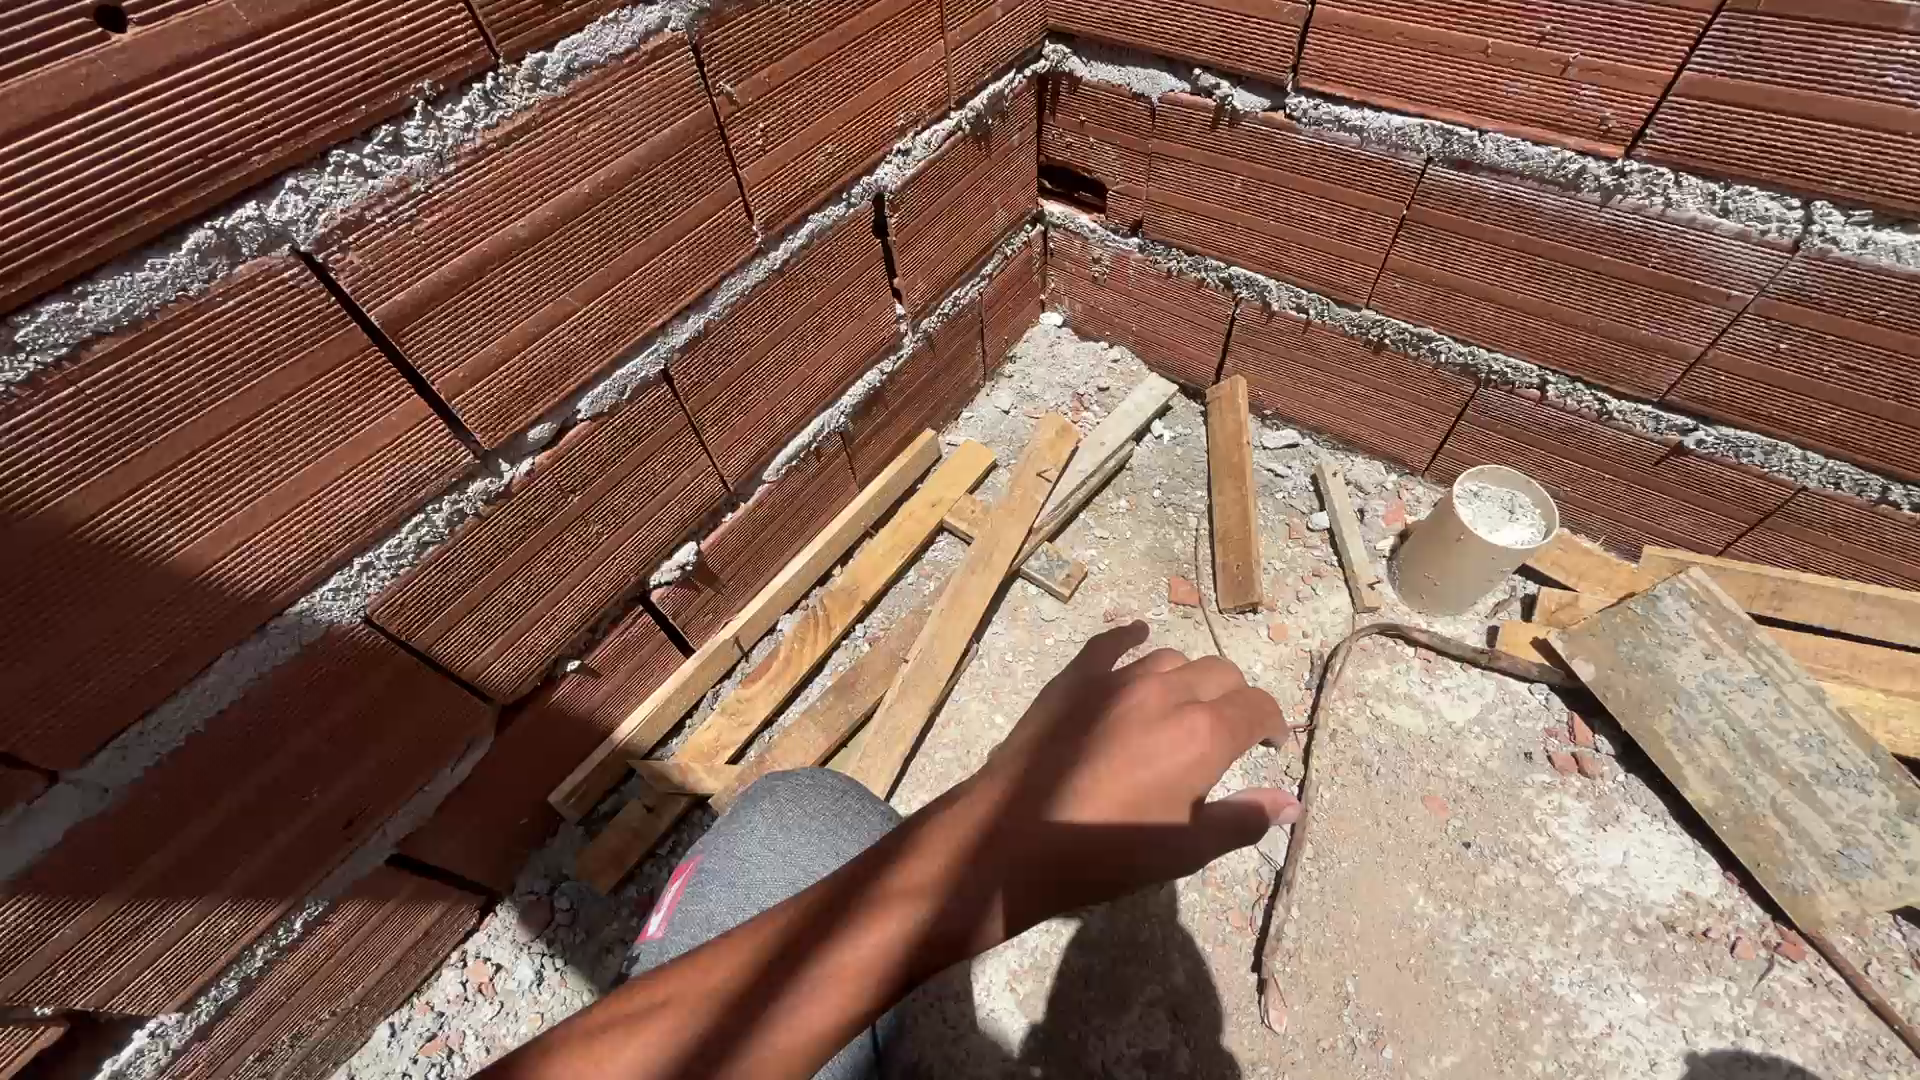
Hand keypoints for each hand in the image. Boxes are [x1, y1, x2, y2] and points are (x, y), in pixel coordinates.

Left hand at [932, 620, 1301, 940]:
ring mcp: (1115, 679)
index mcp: (1201, 733)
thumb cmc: (1105, 853)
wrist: (1013, 837)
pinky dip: (1129, 636)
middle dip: (1234, 698)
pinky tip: (1137, 634)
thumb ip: (1241, 818)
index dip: (1271, 724)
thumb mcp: (1183, 849)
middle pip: (1219, 674)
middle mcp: (1164, 691)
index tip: (1268, 744)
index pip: (1257, 707)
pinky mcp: (1073, 678)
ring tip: (1182, 705)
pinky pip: (1108, 643)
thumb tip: (1289, 801)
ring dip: (1187, 677)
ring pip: (1169, 658)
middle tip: (1227, 731)